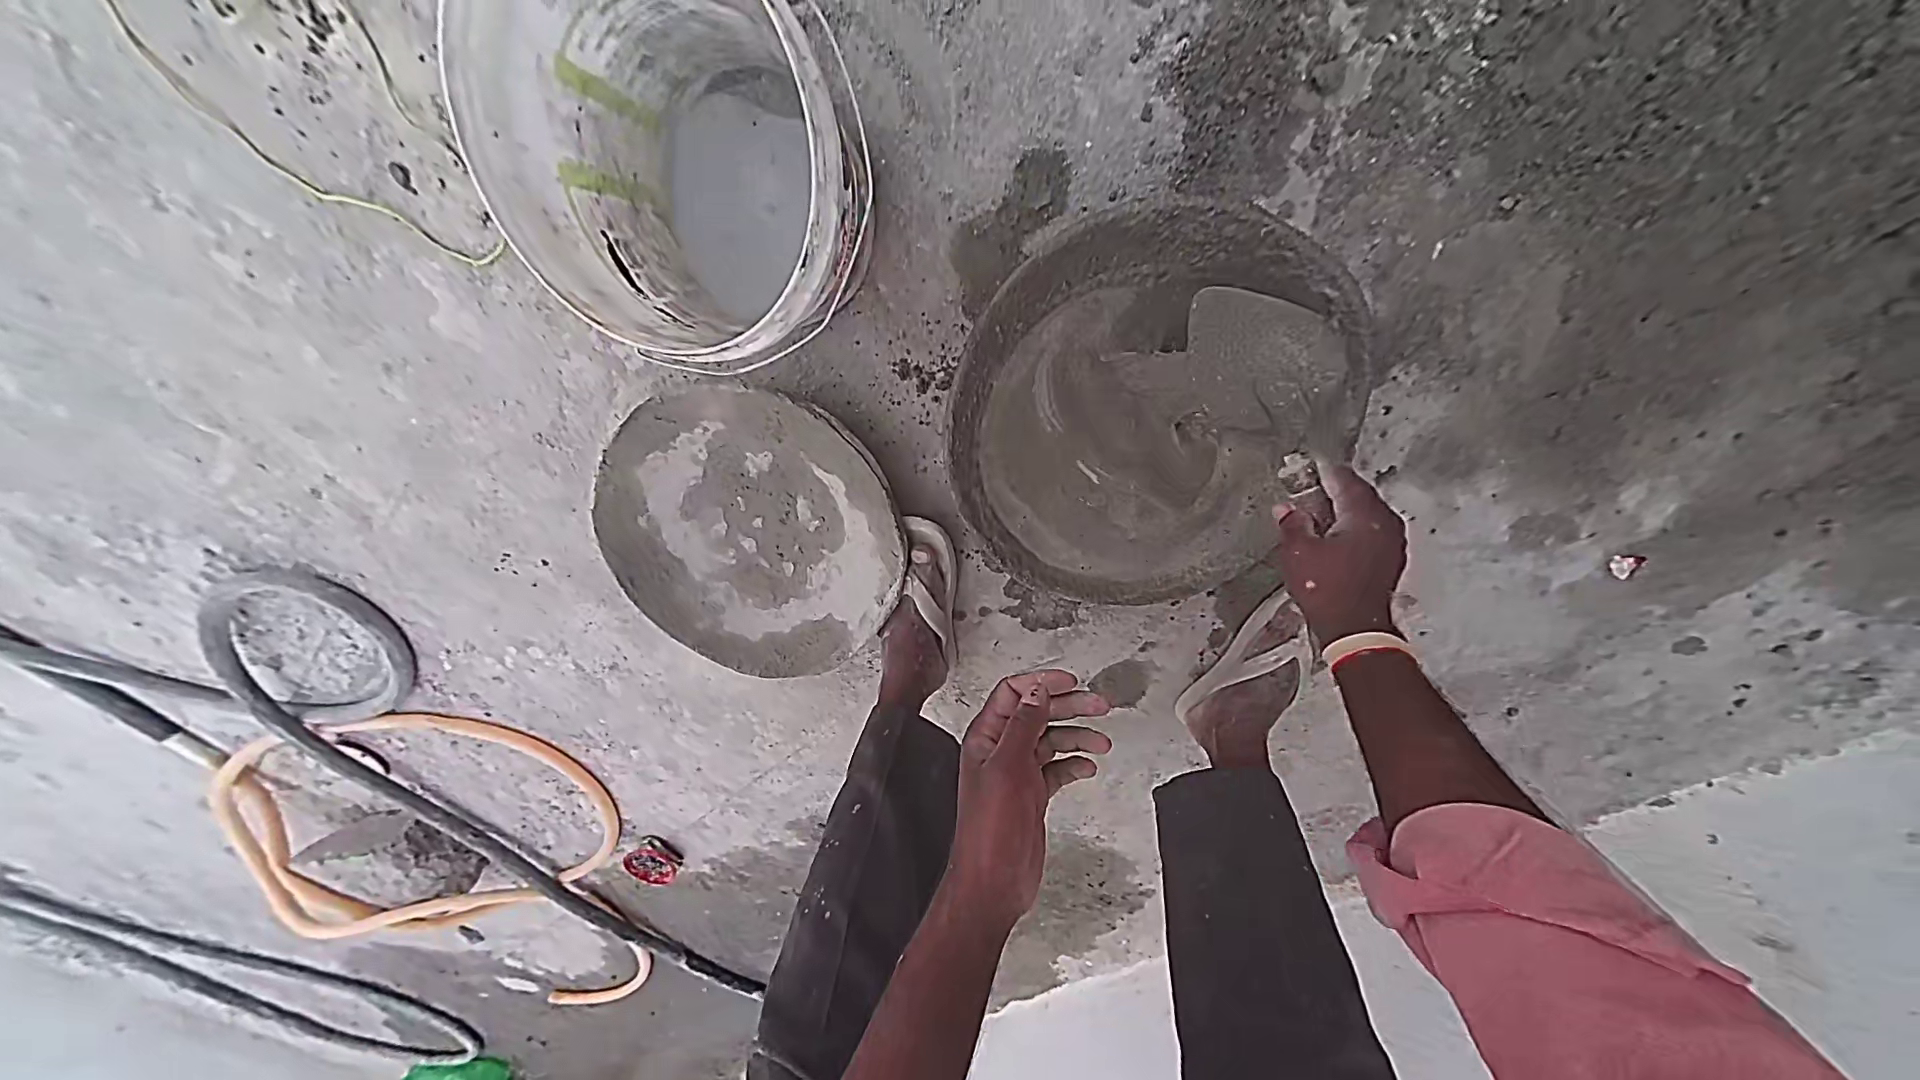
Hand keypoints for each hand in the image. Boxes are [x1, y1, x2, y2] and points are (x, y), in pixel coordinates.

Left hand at [943, 670, 1110, 931]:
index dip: (1041, 682)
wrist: (993, 882)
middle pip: (1036, 713)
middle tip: (1098, 705)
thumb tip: (1038, 691)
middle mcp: (1000, 750)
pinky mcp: (1031, 793)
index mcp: (986, 737)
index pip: (1012, 693)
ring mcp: (1016, 772)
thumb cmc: (990, 830)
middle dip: (1068, 706)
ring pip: (1050, 740)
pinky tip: (1087, 767)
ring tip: (1101, 741)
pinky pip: (1056, 768)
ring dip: (1077, 736)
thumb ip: (1023, 724)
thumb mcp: (1008, 766)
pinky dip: (1073, 764)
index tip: (1070, 681)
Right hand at [1273, 461, 1406, 641]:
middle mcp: (1385, 524)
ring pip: (1365, 514)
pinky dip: (1351, 528)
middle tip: (1308, 489)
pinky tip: (1332, 536)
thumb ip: (1292, 523)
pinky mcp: (1389, 561)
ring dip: (1342, 511)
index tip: (1310, 466)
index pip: (1344, 479)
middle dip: (1332, 491)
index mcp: (1365, 514)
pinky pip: (1369, 533)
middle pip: (1358, 495)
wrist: (1353, 628)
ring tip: (1316, 514)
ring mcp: (1392, 543)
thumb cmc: (1327, 590)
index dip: (1323, 472)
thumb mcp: (1297, 551)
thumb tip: (1287, 509)